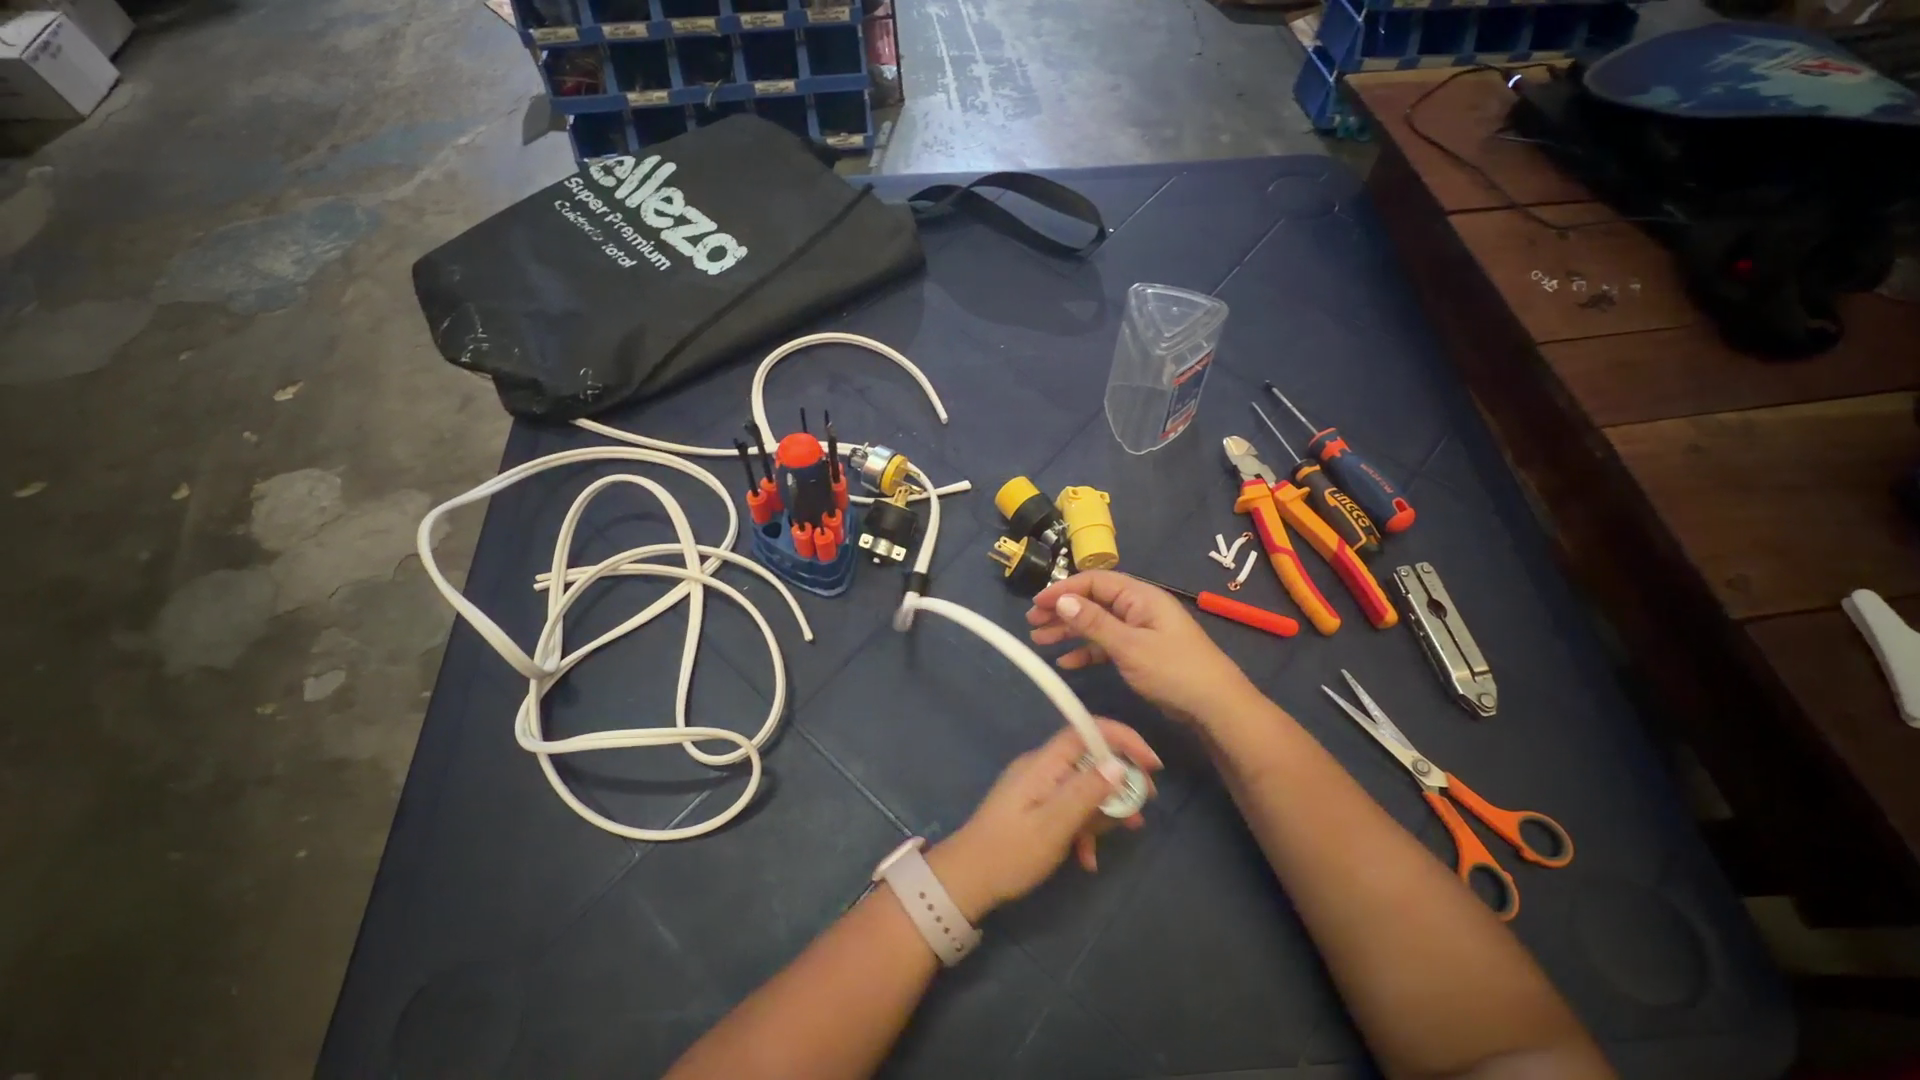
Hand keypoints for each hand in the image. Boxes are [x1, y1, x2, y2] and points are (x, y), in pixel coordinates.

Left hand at [929, 718, 1161, 920]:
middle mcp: (1040, 769)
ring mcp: (1036, 789)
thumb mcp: (1054, 826)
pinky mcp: (1033, 810)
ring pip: (1082, 788)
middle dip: (1120, 781)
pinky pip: (1068, 809)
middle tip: (1145, 807)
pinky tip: (1088, 859)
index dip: (1123, 739)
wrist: (965, 881)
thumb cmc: (1010, 853)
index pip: (1086, 731)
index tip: (1152, 764)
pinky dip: (1083, 828)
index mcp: (1043, 764)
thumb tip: (1118, 765)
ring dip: (1105, 810)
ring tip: (1127, 833)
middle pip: (1089, 760)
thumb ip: (1086, 794)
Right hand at [1027, 570, 1260, 725]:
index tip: (1036, 603)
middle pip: (1093, 602)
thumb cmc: (1173, 670)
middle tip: (1032, 624)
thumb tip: (1062, 600)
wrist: (1214, 705)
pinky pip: (1107, 645)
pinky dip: (1087, 651)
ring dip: (1070, 631)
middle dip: (1062, 611)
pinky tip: (1066, 663)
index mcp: (1140, 597)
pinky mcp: (1141, 653)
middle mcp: (1139, 608)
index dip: (1063, 590)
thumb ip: (1094, 622)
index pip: (1094, 582)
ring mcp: (1140, 631)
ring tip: (1041, 642)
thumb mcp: (1129, 646)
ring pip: (1097, 624)